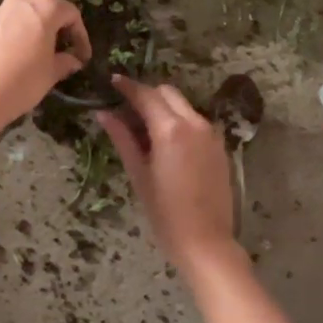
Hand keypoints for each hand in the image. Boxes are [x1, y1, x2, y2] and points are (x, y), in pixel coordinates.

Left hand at [0, 0, 90, 125]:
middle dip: (55, 30)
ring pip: (21, 17)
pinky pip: (3, 27)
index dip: (80, 35)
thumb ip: (65, 62)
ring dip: (32, 32)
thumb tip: (72, 60)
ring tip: (35, 56)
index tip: (82, 56)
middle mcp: (19, 2)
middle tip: (60, 53)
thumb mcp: (51, 73)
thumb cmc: (23, 80)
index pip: (70, 14)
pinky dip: (13, 38)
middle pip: (44, 11)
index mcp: (43, 8)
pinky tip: (12, 59)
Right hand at [96, 76, 236, 271]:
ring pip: (183, 105)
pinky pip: (195, 122)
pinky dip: (178, 121)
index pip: (145, 95)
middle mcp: (194, 123)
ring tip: (143, 128)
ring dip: (163, 107)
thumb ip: (122, 138)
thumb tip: (103, 114)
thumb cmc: (165, 212)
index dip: (127, 86)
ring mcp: (211, 134)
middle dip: (146, 94)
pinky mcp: (219, 147)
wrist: (206, 241)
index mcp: (170, 129)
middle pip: (167, 93)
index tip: (112, 81)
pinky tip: (165, 143)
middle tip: (126, 108)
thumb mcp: (138, 174)